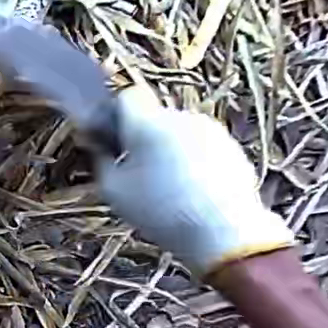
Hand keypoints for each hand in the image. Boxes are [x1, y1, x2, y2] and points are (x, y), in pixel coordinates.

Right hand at [96, 88, 295, 276]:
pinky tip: (187, 190)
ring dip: (165, 148)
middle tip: (133, 170)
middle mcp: (181, 117)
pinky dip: (189, 159)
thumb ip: (100, 158)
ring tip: (163, 185)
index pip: (127, 96)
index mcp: (148, 123)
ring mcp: (210, 130)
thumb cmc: (160, 211)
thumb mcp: (114, 190)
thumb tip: (97, 142)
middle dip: (140, 137)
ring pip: (176, 131)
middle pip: (152, 117)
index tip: (108, 138)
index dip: (114, 115)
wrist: (222, 231)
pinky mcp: (230, 146)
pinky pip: (199, 144)